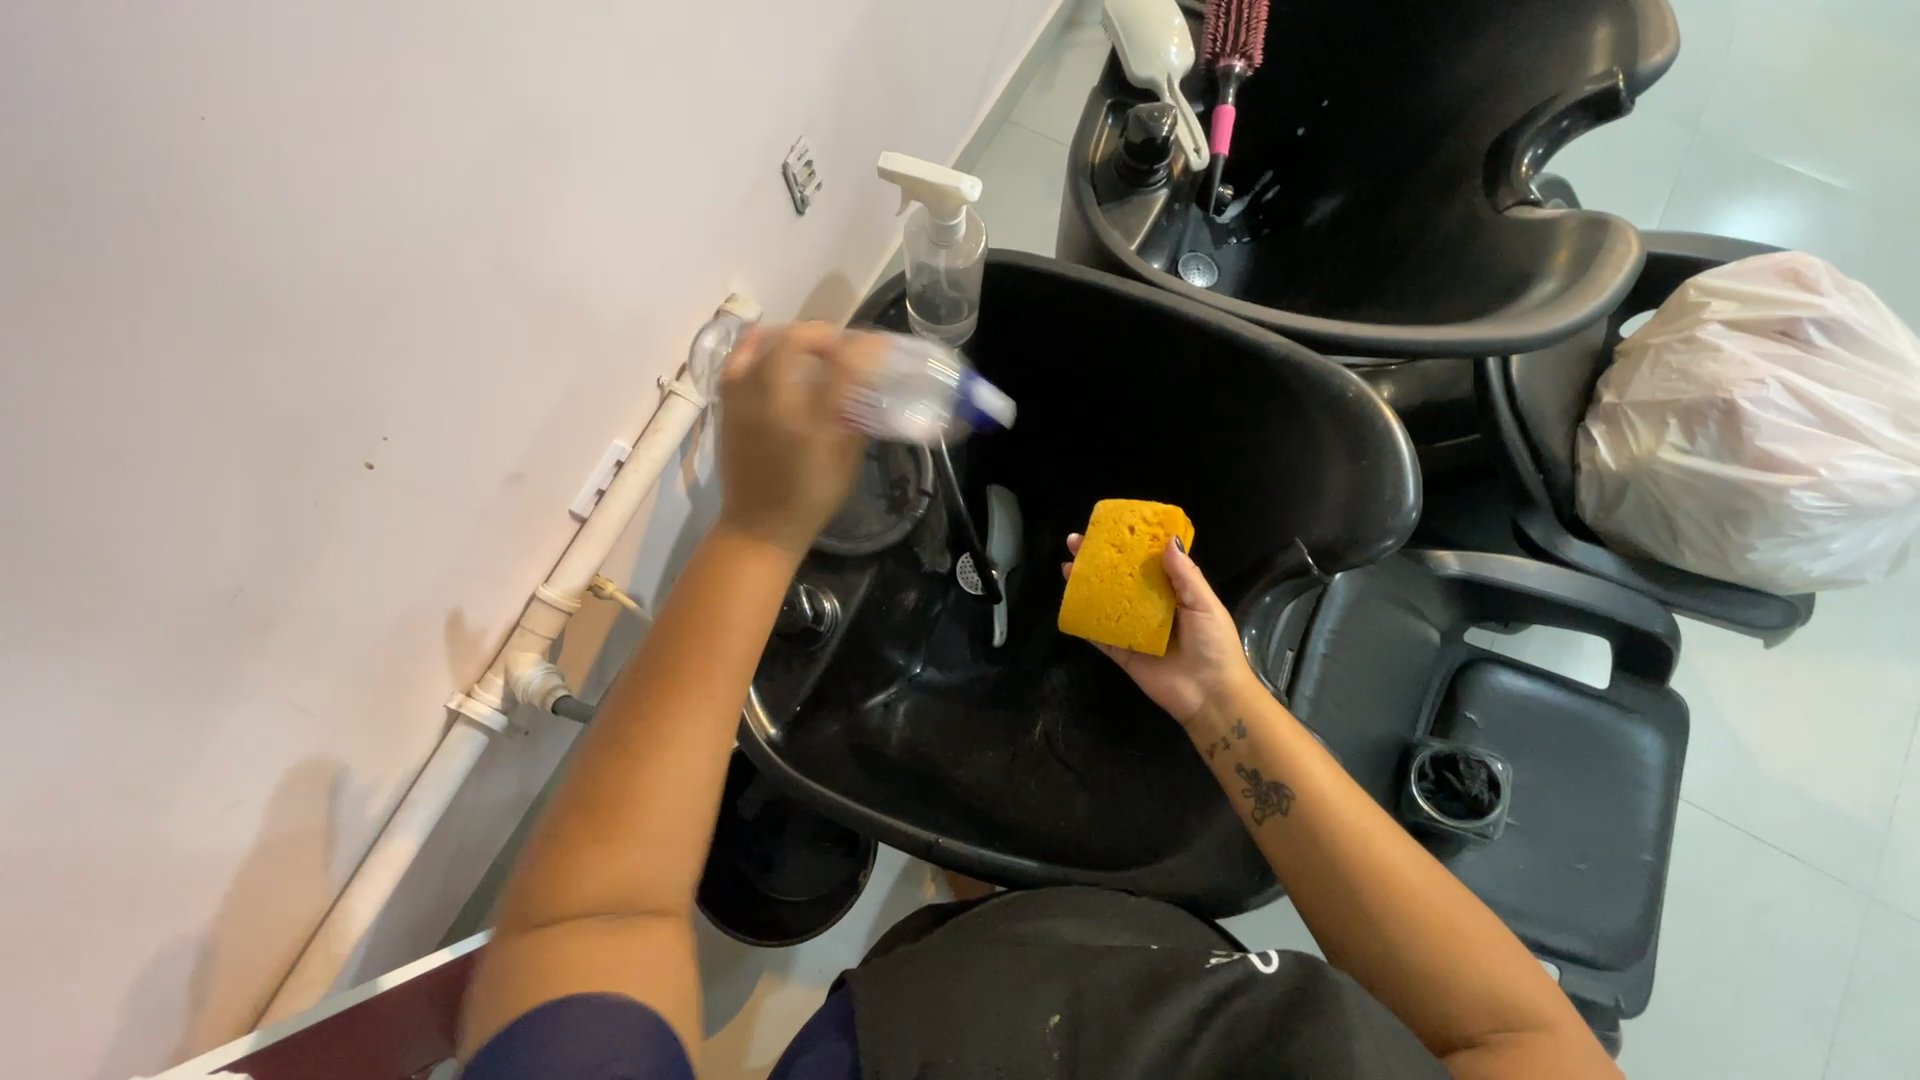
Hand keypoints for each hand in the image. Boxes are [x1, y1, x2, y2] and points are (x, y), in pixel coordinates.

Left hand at [715, 323, 874, 558]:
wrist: (759, 524)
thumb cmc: (811, 499)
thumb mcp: (847, 464)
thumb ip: (856, 422)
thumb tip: (864, 387)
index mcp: (812, 425)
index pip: (841, 368)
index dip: (863, 350)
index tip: (877, 346)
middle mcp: (774, 405)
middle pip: (794, 343)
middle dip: (823, 335)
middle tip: (841, 344)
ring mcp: (744, 402)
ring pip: (763, 345)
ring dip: (791, 335)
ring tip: (808, 343)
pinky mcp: (726, 406)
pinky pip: (738, 359)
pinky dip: (758, 344)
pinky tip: (772, 346)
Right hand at [1063, 534, 1259, 725]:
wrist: (1211, 695)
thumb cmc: (1215, 645)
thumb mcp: (1205, 604)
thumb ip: (1185, 575)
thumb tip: (1168, 541)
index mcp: (1174, 593)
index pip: (1146, 563)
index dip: (1127, 546)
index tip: (1108, 529)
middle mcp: (1151, 609)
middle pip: (1120, 580)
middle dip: (1097, 562)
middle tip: (1075, 543)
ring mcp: (1134, 631)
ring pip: (1105, 604)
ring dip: (1085, 587)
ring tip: (1067, 568)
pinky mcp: (1122, 654)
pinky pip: (1100, 636)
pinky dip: (1084, 622)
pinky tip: (1069, 604)